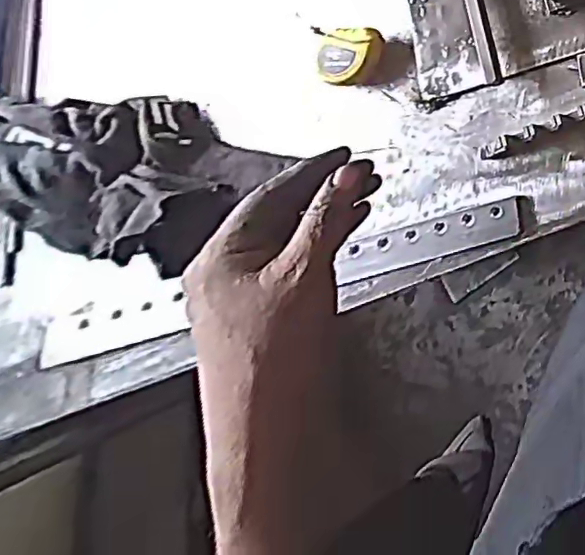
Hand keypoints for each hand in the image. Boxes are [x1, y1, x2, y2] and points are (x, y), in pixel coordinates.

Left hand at [184, 148, 378, 554]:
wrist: (271, 432)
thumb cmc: (268, 362)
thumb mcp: (303, 272)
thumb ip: (326, 216)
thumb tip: (346, 172)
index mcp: (220, 256)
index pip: (270, 194)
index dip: (312, 169)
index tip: (343, 154)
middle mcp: (230, 270)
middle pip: (283, 212)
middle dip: (326, 188)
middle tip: (361, 170)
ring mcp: (251, 291)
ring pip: (295, 234)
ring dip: (331, 211)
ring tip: (364, 192)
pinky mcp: (273, 308)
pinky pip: (302, 256)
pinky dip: (328, 237)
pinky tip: (349, 228)